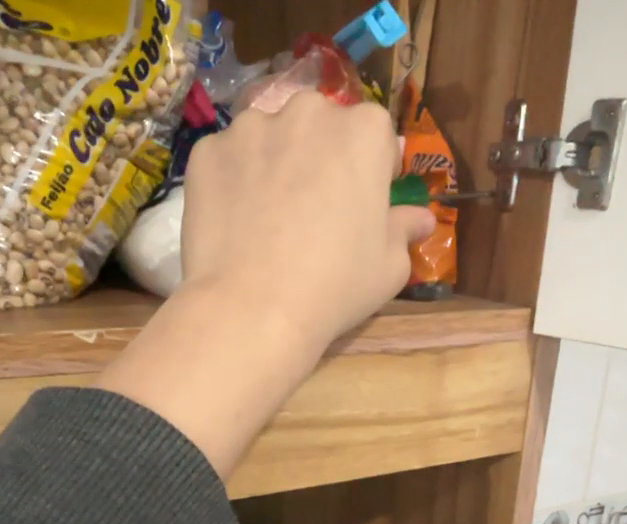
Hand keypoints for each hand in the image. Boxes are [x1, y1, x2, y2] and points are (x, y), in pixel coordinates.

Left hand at [179, 92, 436, 356]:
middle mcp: (308, 112)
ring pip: (269, 138)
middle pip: (319, 127)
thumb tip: (420, 218)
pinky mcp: (206, 151)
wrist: (254, 308)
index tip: (362, 203)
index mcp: (363, 131)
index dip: (371, 171)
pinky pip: (227, 160)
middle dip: (320, 158)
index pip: (374, 136)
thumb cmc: (336, 286)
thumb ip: (404, 230)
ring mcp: (251, 128)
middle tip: (313, 210)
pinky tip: (236, 224)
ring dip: (274, 164)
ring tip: (269, 218)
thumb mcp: (389, 267)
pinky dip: (233, 182)